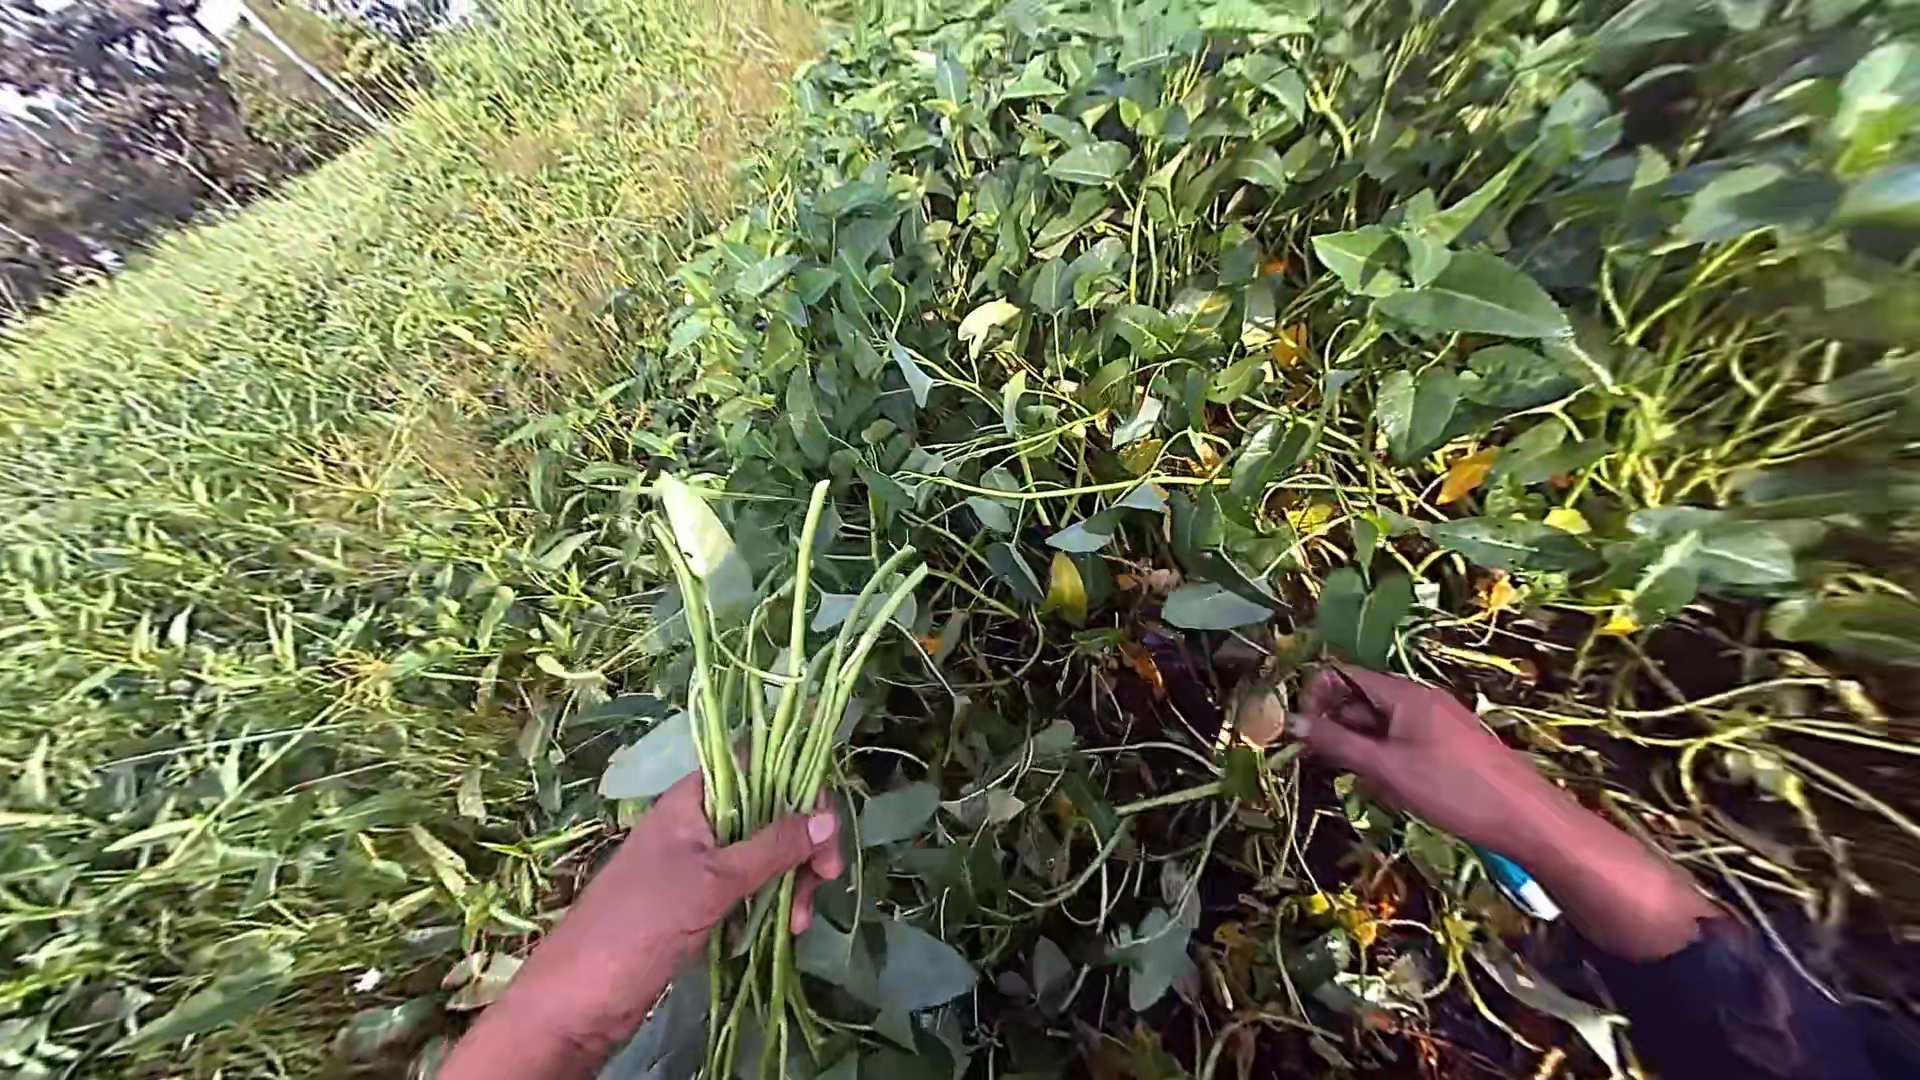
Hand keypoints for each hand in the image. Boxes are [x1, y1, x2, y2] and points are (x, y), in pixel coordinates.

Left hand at [441, 773, 843, 1079]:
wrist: (571, 1009)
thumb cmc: (639, 926)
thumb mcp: (714, 881)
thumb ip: (775, 846)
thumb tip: (831, 816)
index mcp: (697, 796)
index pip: (762, 764)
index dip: (800, 782)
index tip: (828, 820)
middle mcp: (704, 818)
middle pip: (772, 810)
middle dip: (804, 842)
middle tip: (829, 876)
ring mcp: (703, 858)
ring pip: (767, 850)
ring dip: (793, 878)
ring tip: (800, 921)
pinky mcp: (704, 896)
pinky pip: (753, 883)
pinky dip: (774, 899)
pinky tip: (786, 927)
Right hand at [1298, 663, 1559, 856]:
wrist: (1533, 824)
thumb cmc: (1453, 790)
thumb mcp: (1384, 767)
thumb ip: (1334, 742)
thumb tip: (1291, 723)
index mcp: (1402, 693)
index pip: (1340, 674)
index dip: (1315, 696)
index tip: (1307, 731)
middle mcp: (1418, 697)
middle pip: (1358, 697)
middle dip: (1337, 725)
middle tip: (1330, 761)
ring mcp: (1436, 718)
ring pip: (1378, 720)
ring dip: (1360, 744)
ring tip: (1367, 779)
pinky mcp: (1449, 740)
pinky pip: (1400, 735)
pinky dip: (1384, 753)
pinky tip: (1391, 784)